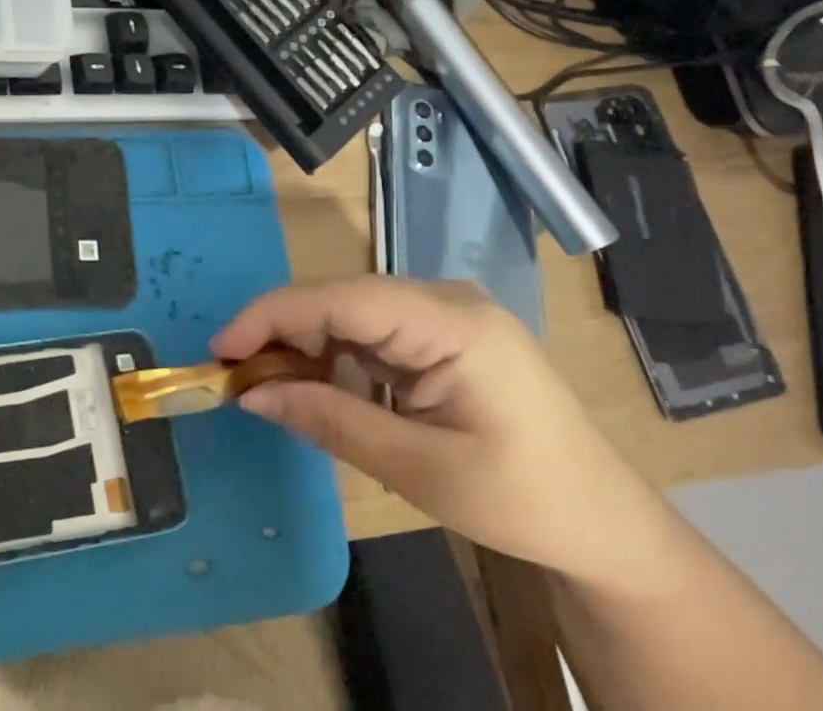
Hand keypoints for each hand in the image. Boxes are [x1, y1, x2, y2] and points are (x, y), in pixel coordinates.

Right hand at [213, 276, 675, 590]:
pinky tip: (316, 388)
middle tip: (238, 379)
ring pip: (347, 311)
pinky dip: (332, 356)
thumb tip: (250, 393)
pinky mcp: (443, 336)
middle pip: (338, 298)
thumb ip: (329, 420)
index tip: (218, 351)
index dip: (268, 316)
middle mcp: (447, 302)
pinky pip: (368, 330)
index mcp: (453, 324)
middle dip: (280, 332)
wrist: (604, 525)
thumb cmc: (521, 499)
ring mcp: (448, 316)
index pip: (338, 298)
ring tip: (272, 389)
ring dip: (302, 346)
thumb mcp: (417, 468)